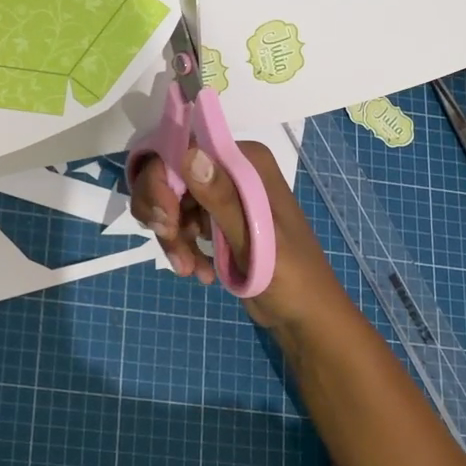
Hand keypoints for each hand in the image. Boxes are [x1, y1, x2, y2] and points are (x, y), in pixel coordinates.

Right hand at [129, 140, 333, 326]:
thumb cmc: (291, 277)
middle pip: (169, 174)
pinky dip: (180, 246)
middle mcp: (232, 170)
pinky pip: (178, 221)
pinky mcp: (214, 219)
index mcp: (247, 163)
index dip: (162, 182)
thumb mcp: (254, 240)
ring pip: (169, 201)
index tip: (163, 221)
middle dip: (161, 211)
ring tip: (188, 268)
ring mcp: (222, 195)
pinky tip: (197, 270)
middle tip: (169, 240)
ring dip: (171, 236)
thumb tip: (189, 153)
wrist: (303, 315)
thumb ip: (221, 199)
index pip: (184, 151)